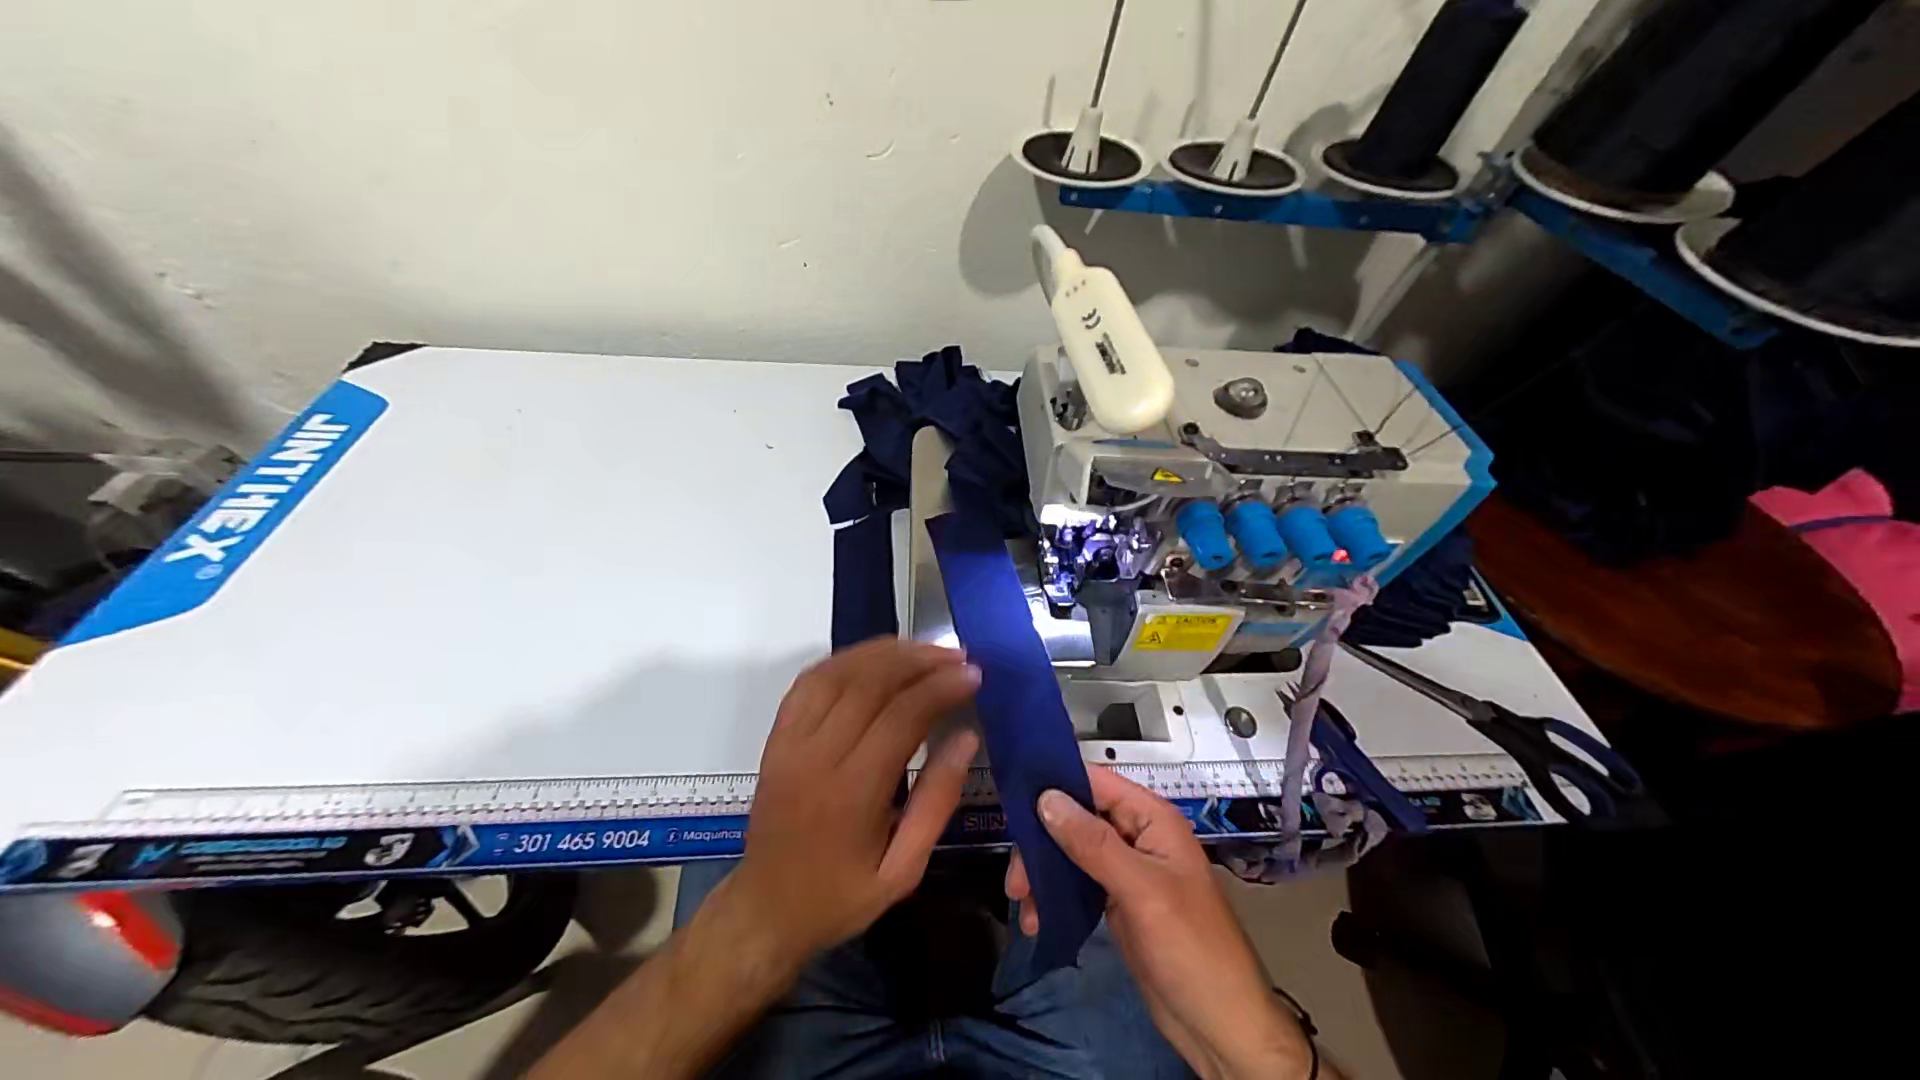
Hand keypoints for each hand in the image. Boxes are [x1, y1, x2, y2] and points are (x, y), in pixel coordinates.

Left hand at [723, 637, 980, 968]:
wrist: (766, 910)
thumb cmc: (840, 896)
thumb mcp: (903, 869)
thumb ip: (937, 801)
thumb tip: (966, 738)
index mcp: (851, 794)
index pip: (901, 717)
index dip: (940, 688)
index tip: (972, 675)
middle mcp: (816, 756)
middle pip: (869, 685)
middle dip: (918, 661)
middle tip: (955, 655)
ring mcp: (789, 742)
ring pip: (837, 674)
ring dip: (883, 652)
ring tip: (923, 648)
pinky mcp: (776, 737)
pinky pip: (809, 682)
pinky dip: (844, 660)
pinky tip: (873, 657)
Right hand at [1006, 767, 1318, 1079]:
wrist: (1221, 1024)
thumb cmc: (1192, 948)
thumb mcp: (1141, 890)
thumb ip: (1093, 843)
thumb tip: (1046, 798)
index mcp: (1152, 819)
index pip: (1096, 782)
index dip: (1056, 783)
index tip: (1014, 799)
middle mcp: (1137, 835)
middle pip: (1076, 816)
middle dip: (1041, 839)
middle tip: (1015, 875)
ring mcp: (1126, 868)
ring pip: (1070, 849)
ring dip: (1042, 872)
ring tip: (1022, 903)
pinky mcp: (1116, 899)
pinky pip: (1075, 881)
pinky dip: (1053, 894)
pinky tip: (1036, 918)